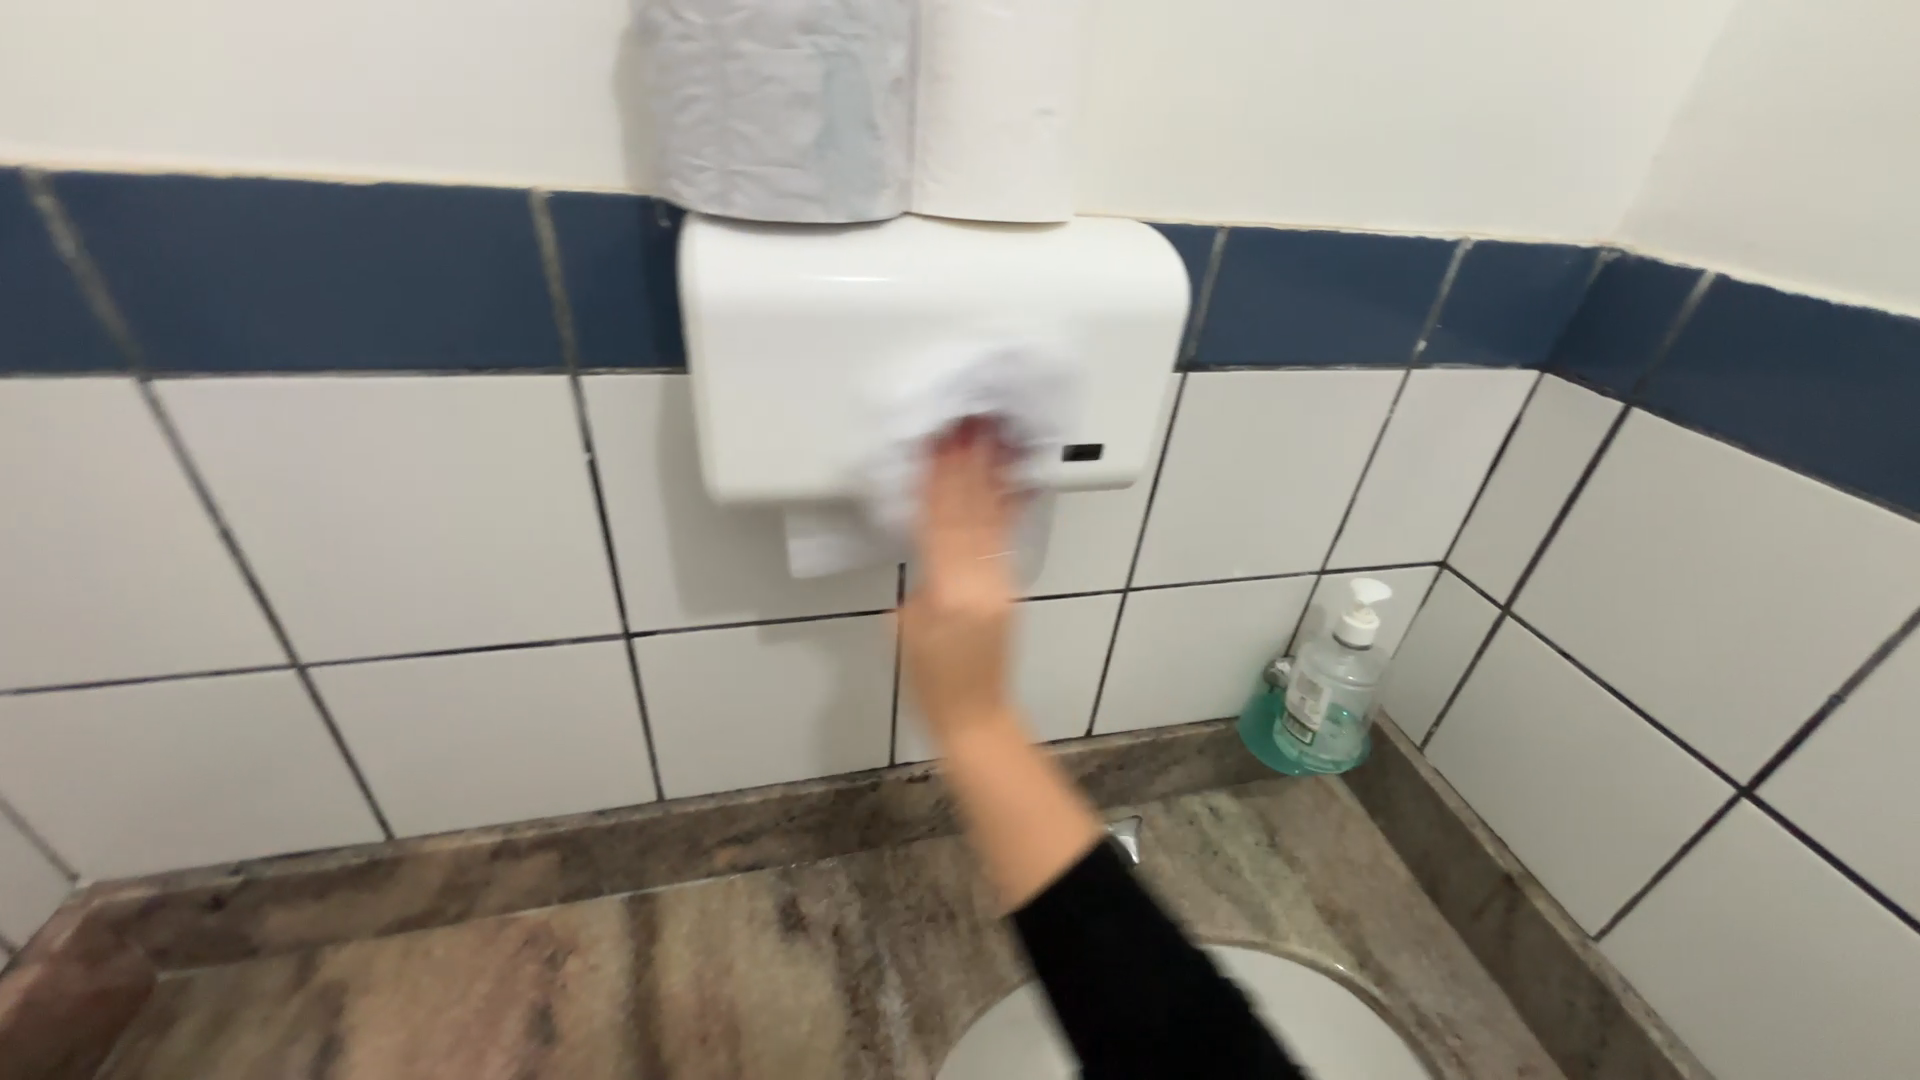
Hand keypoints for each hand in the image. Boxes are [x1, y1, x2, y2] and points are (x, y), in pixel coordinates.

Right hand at [901, 420, 1017, 742]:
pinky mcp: (1009, 590)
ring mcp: (999, 585)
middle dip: (967, 465)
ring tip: (990, 437)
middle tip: (968, 422)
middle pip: (968, 514)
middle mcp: (977, 583)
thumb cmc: (930, 682)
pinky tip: (1011, 480)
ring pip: (990, 521)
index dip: (938, 480)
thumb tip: (931, 547)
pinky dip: (1008, 507)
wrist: (975, 717)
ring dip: (989, 476)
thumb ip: (920, 583)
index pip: (938, 523)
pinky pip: (1006, 541)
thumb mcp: (907, 630)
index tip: (939, 441)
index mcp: (945, 594)